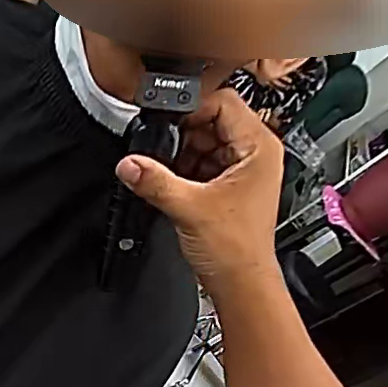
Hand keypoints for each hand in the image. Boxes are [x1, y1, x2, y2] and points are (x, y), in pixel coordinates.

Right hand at [115, 88, 283, 299]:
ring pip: (207, 144)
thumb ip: (154, 181)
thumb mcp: (188, 208)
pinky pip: (206, 166)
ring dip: (184, 157)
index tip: (167, 125)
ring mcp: (245, 171)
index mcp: (259, 147)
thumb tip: (128, 163)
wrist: (240, 284)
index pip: (223, 102)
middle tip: (164, 155)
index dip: (191, 111)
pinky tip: (178, 188)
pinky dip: (188, 173)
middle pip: (213, 122)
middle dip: (184, 138)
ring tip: (172, 177)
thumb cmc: (235, 250)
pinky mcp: (232, 188)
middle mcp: (257, 154)